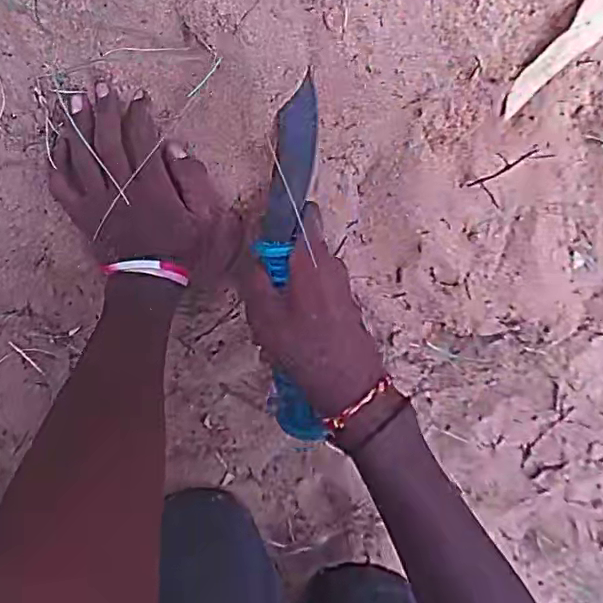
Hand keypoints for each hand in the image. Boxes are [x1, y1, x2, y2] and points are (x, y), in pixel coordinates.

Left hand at [48, 82, 240, 288]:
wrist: (148, 283)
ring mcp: (97, 203)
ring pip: (83, 158)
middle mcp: (121, 190)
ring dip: (79, 127)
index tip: (139, 97)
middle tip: (101, 86)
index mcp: (152, 188)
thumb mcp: (209, 219)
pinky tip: (58, 142)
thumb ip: (194, 181)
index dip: (138, 115)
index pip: (141, 141)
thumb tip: (173, 148)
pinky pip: (62, 186)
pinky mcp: (81, 214)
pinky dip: (57, 163)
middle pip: (108, 142)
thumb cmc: (183, 249)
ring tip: (77, 102)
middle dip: (105, 110)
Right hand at [236, 205, 392, 417]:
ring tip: (272, 319)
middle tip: (260, 293)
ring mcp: (340, 285)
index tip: (263, 235)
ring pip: (304, 273)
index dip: (280, 218)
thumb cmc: (304, 347)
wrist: (348, 387)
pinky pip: (315, 292)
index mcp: (311, 258)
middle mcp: (330, 264)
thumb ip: (254, 277)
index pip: (302, 216)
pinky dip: (299, 304)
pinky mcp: (344, 304)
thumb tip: (254, 258)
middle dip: (276, 265)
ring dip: (286, 288)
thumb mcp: (263, 312)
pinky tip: (289, 333)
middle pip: (297, 249)